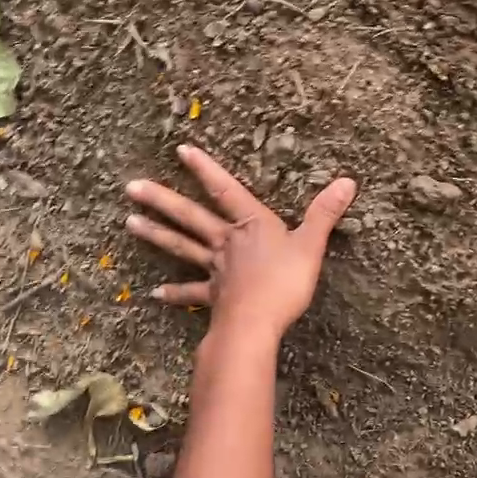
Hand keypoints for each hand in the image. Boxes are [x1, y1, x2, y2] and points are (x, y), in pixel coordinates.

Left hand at [125, 144, 357, 340]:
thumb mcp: (311, 245)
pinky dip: (175, 292)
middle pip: (190, 216)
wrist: (254, 327)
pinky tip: (155, 294)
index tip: (181, 150)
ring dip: (156, 234)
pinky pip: (191, 292)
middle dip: (162, 199)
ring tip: (129, 222)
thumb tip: (348, 181)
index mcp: (251, 225)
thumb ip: (325, 213)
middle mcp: (227, 242)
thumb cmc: (283, 284)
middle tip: (131, 187)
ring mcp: (216, 269)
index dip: (205, 169)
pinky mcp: (213, 296)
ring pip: (182, 247)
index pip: (225, 190)